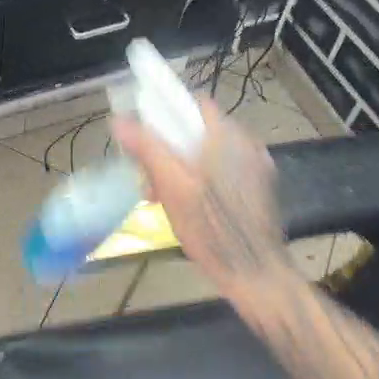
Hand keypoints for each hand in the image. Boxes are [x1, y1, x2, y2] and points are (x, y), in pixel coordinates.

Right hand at [111, 99, 291, 288]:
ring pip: (208, 153)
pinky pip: (223, 171)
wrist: (254, 275)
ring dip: (182, 167)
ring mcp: (256, 168)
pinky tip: (188, 207)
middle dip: (168, 150)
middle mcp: (247, 145)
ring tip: (163, 199)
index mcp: (227, 137)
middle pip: (198, 132)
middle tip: (149, 180)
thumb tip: (119, 120)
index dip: (166, 113)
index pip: (194, 104)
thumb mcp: (172, 187)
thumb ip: (147, 149)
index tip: (145, 135)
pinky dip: (202, 180)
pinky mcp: (259, 189)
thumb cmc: (211, 229)